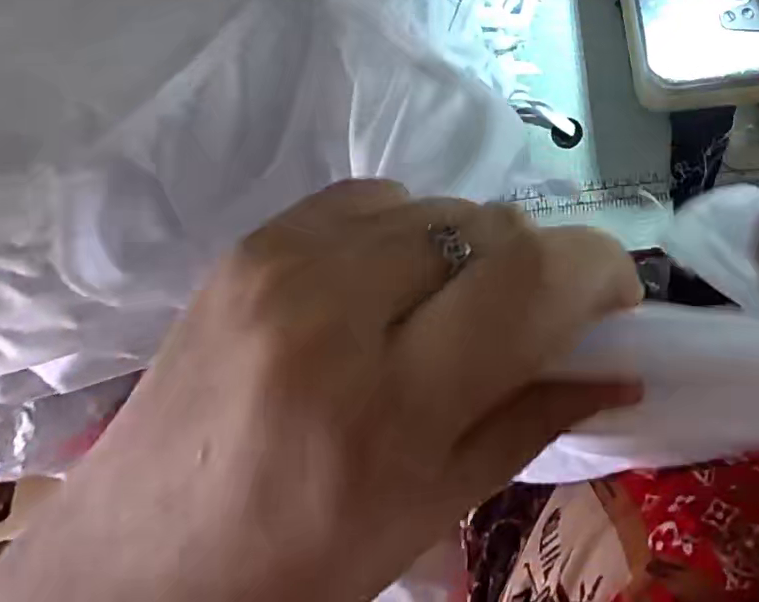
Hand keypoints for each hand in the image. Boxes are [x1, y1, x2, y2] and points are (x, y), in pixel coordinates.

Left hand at [0, 179, 642, 601]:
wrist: (134, 561)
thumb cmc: (299, 561)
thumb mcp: (435, 506)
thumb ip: (537, 415)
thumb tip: (625, 365)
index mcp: (386, 401)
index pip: (528, 276)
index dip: (596, 266)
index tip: (614, 294)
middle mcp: (335, 308)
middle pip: (493, 227)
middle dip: (538, 263)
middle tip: (535, 313)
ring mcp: (286, 259)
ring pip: (443, 206)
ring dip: (476, 249)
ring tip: (454, 304)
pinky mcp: (258, 236)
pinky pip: (382, 198)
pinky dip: (414, 230)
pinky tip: (391, 282)